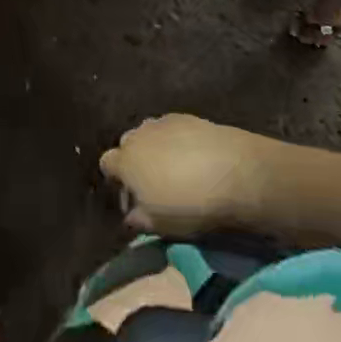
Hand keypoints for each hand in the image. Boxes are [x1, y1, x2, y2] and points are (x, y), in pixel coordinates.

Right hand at [99, 114, 265, 235]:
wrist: (234, 172)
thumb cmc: (190, 204)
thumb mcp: (160, 224)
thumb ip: (138, 219)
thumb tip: (130, 215)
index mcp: (125, 161)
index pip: (107, 164)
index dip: (116, 179)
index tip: (132, 196)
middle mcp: (138, 136)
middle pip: (127, 144)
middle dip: (134, 160)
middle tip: (153, 183)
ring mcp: (162, 122)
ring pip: (149, 134)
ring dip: (154, 148)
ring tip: (175, 168)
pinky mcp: (186, 117)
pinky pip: (171, 128)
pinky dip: (175, 140)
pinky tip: (193, 156)